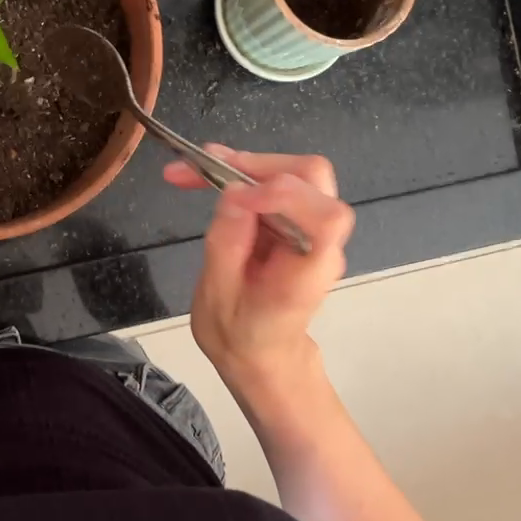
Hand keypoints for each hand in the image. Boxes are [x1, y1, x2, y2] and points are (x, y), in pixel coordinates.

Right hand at [163, 147, 353, 388]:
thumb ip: (227, 246)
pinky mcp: (295, 221)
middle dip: (258, 165)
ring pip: (295, 174)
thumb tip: (234, 193)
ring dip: (246, 165)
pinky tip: (205, 177)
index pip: (326, 218)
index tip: (234, 196)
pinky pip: (278, 186)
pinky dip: (243, 175)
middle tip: (204, 165)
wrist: (261, 354)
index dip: (284, 194)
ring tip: (194, 170)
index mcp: (309, 273)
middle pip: (313, 179)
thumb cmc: (240, 338)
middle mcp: (322, 244)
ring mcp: (312, 229)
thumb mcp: (218, 301)